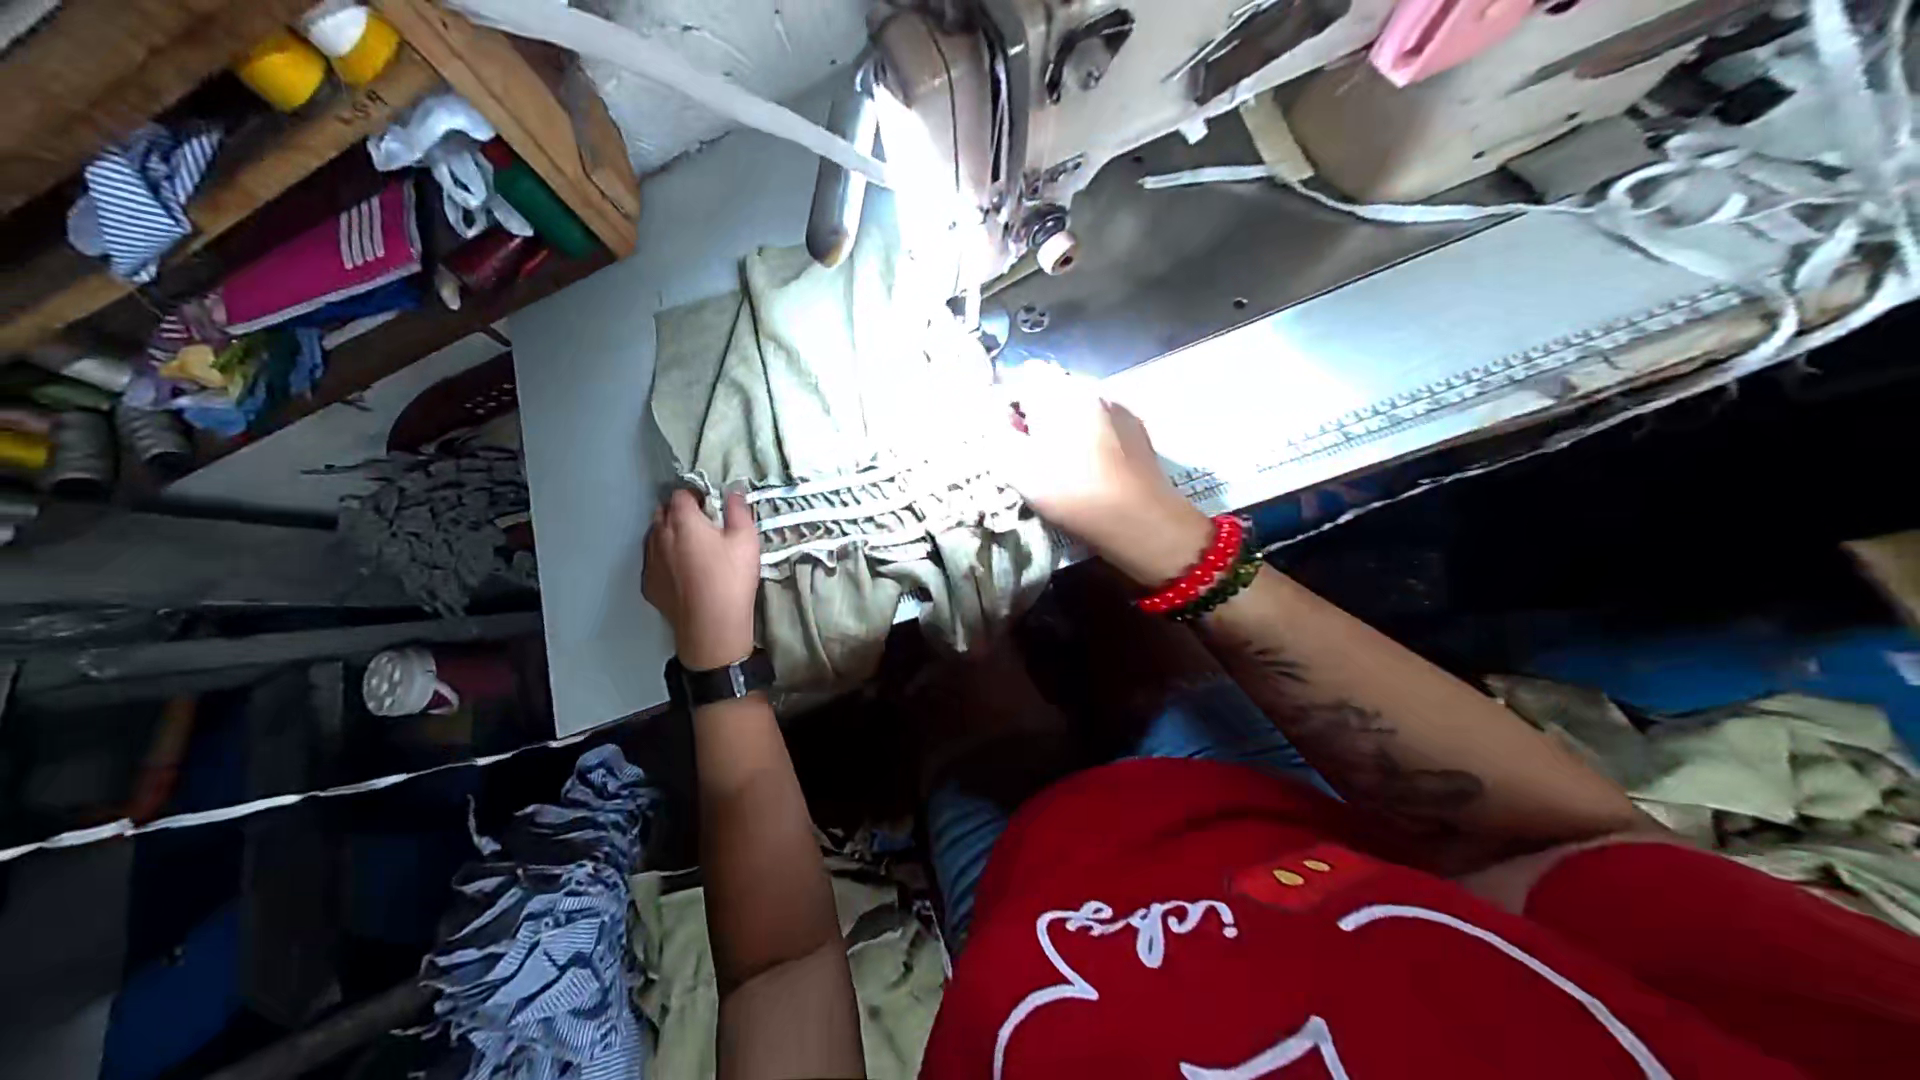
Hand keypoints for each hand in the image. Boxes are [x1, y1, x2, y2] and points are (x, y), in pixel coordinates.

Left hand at [643, 489, 761, 669]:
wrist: (711, 626)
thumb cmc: (731, 578)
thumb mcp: (746, 540)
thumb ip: (738, 510)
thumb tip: (733, 490)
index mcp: (682, 520)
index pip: (681, 494)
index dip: (697, 497)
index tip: (712, 508)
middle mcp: (658, 535)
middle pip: (663, 512)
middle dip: (680, 513)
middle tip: (703, 527)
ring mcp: (649, 561)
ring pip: (654, 536)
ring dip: (669, 535)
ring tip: (692, 550)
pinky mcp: (648, 584)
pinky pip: (653, 562)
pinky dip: (664, 559)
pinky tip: (681, 573)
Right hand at [998, 374, 1211, 586]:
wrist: (1141, 520)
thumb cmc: (1073, 493)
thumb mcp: (1018, 470)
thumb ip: (999, 436)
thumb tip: (998, 421)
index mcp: (1060, 391)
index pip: (1023, 379)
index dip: (1010, 407)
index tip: (1010, 438)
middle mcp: (1092, 388)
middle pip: (1053, 392)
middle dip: (1039, 417)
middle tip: (1033, 455)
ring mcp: (1120, 407)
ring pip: (1080, 409)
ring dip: (1066, 428)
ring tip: (1064, 465)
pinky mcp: (1139, 430)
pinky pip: (1103, 424)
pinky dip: (1091, 438)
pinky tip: (1093, 469)